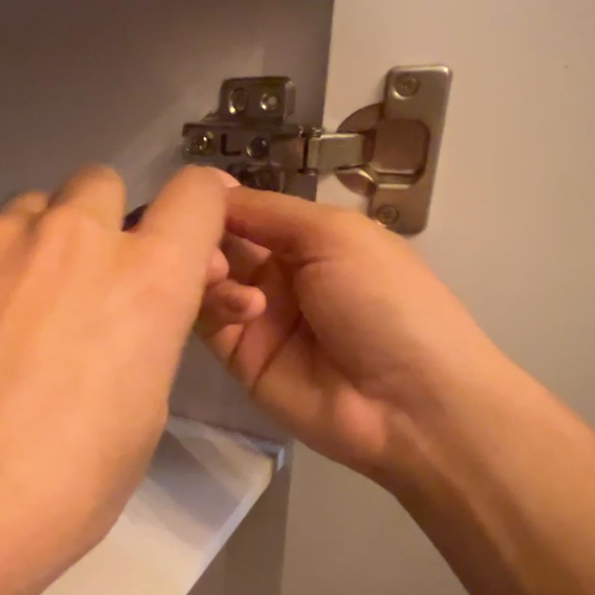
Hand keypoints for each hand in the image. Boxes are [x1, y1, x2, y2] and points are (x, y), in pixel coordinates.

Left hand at [0, 165, 228, 594]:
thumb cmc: (61, 489)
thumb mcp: (140, 415)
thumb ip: (144, 334)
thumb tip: (127, 307)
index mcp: (144, 280)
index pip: (194, 194)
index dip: (193, 207)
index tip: (178, 233)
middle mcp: (70, 239)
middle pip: (96, 186)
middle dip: (96, 225)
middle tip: (74, 291)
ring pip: (23, 216)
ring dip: (27, 251)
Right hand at [196, 186, 518, 484]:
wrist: (407, 403)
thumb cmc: (385, 301)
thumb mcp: (336, 235)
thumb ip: (266, 212)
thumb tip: (206, 190)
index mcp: (310, 239)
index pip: (248, 211)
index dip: (217, 202)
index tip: (187, 196)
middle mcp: (279, 273)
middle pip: (220, 243)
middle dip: (204, 235)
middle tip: (191, 237)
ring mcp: (256, 316)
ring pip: (207, 280)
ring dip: (208, 270)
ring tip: (221, 276)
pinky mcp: (238, 357)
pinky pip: (207, 321)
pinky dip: (213, 305)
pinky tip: (244, 309)